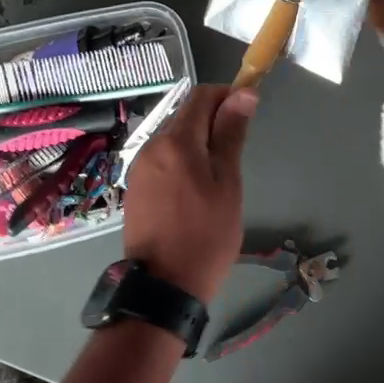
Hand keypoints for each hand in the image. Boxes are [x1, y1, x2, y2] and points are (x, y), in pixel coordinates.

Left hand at [122, 85, 257, 301]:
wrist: (162, 289)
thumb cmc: (205, 235)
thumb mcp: (227, 183)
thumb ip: (231, 134)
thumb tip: (244, 93)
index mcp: (176, 141)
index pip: (202, 95)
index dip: (227, 96)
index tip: (247, 114)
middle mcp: (151, 146)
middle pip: (186, 114)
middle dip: (214, 120)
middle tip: (236, 151)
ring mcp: (140, 167)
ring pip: (174, 137)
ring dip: (198, 142)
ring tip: (219, 175)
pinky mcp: (136, 187)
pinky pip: (163, 158)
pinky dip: (182, 160)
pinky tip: (195, 189)